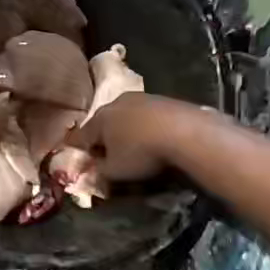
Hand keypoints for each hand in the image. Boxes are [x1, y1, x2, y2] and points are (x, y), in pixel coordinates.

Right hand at [67, 93, 206, 182]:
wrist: (188, 133)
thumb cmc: (143, 153)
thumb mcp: (116, 171)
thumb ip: (100, 170)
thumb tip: (97, 167)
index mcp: (98, 119)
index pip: (81, 136)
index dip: (83, 151)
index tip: (91, 162)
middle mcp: (114, 103)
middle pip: (104, 123)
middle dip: (106, 138)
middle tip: (114, 155)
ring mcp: (140, 98)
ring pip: (126, 116)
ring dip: (128, 130)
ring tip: (139, 147)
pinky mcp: (164, 98)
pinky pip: (148, 115)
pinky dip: (148, 126)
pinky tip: (158, 138)